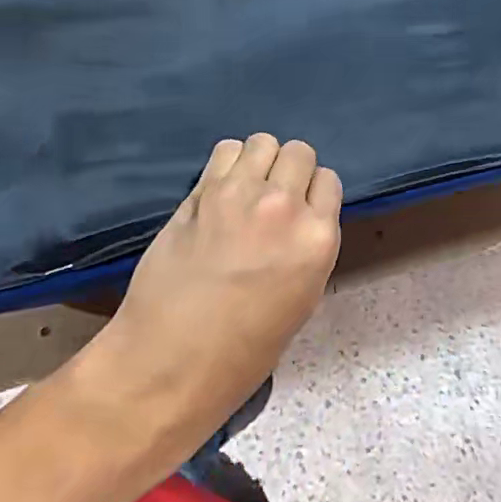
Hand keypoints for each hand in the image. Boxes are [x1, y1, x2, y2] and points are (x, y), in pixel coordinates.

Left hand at [97, 134, 343, 447]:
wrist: (172, 359)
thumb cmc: (245, 349)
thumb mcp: (302, 299)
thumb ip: (307, 246)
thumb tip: (299, 219)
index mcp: (318, 239)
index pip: (328, 181)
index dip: (313, 193)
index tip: (300, 209)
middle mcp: (284, 206)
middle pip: (299, 152)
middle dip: (290, 170)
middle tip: (272, 197)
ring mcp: (239, 194)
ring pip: (263, 142)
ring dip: (259, 160)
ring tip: (246, 189)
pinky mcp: (200, 192)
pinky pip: (225, 150)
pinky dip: (228, 163)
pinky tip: (220, 190)